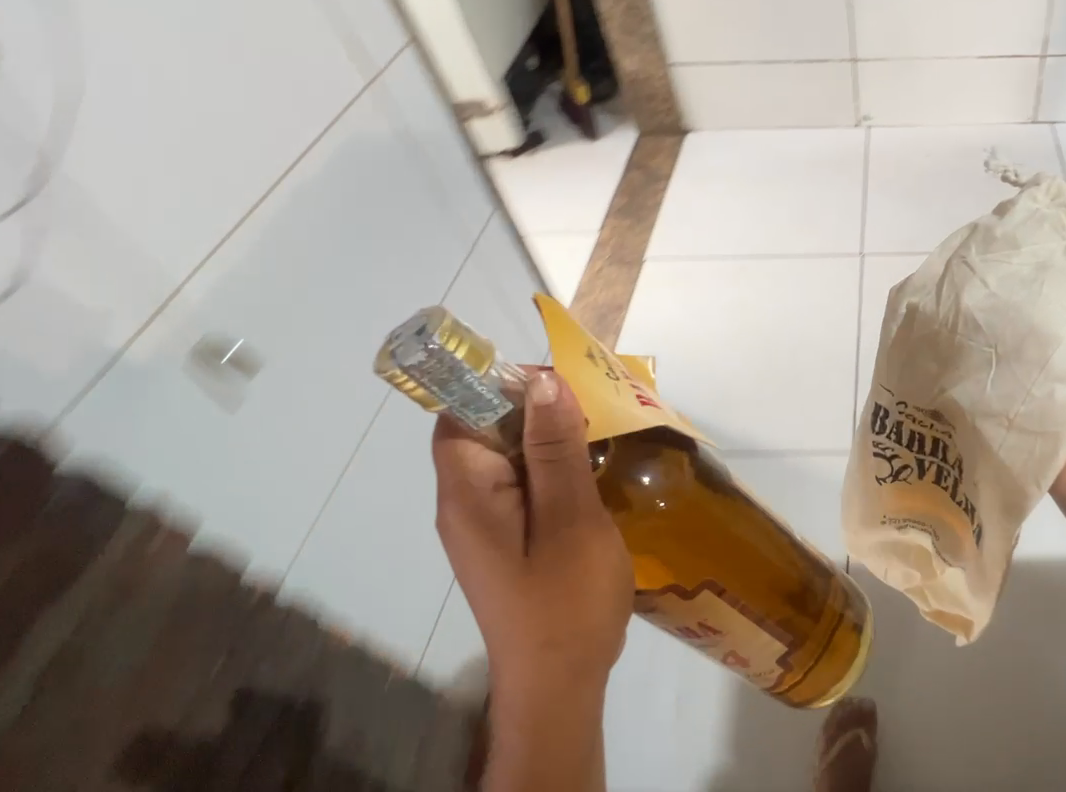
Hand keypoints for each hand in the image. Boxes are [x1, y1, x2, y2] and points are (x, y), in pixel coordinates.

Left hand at [433, 369, 632, 697]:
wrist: (560, 684)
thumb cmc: (565, 600)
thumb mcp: (570, 517)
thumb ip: (555, 448)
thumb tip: (542, 381)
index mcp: (468, 494)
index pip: (461, 414)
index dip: (501, 385)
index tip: (559, 381)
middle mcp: (467, 503)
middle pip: (487, 430)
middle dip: (536, 407)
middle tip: (595, 403)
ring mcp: (489, 524)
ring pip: (512, 456)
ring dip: (552, 437)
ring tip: (603, 430)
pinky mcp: (512, 539)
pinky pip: (527, 483)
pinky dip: (557, 467)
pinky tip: (596, 469)